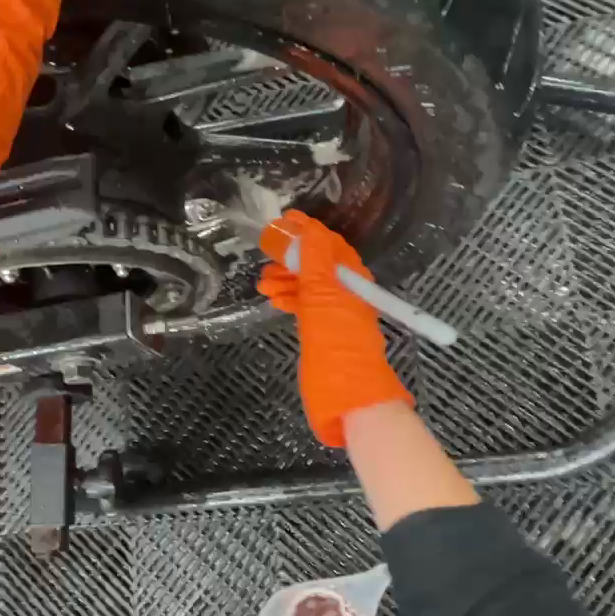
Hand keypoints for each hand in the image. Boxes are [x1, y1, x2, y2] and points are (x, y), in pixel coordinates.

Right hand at [258, 210, 414, 446]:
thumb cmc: (337, 342)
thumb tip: (307, 228)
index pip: (328, 244)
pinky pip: (306, 306)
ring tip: (262, 285)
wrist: (348, 394)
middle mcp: (345, 291)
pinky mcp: (324, 332)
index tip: (281, 221)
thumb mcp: (323, 295)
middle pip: (316, 264)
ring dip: (286, 280)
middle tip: (265, 256)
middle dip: (290, 258)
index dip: (306, 231)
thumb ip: (314, 261)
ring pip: (308, 286)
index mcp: (352, 278)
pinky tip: (274, 301)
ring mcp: (335, 313)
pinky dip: (290, 300)